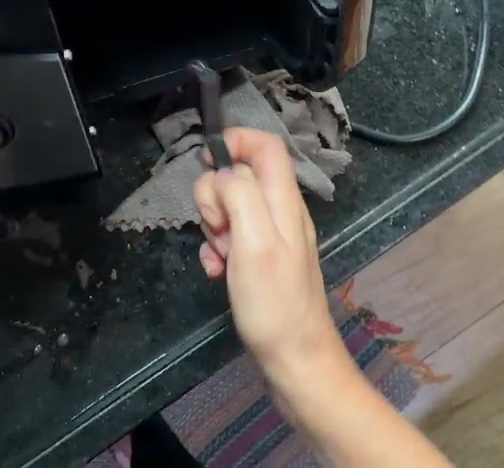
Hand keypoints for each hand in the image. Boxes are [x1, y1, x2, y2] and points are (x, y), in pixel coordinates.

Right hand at [194, 128, 345, 375]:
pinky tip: (216, 270)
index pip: (266, 144)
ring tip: (221, 256)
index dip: (235, 140)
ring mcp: (269, 235)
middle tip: (219, 229)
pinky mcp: (258, 258)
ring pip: (228, 205)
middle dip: (214, 195)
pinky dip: (215, 249)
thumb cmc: (275, 303)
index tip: (208, 163)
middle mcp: (279, 212)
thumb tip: (221, 176)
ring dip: (212, 226)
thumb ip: (239, 196)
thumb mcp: (255, 242)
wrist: (295, 363)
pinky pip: (227, 236)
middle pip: (237, 174)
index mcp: (284, 201)